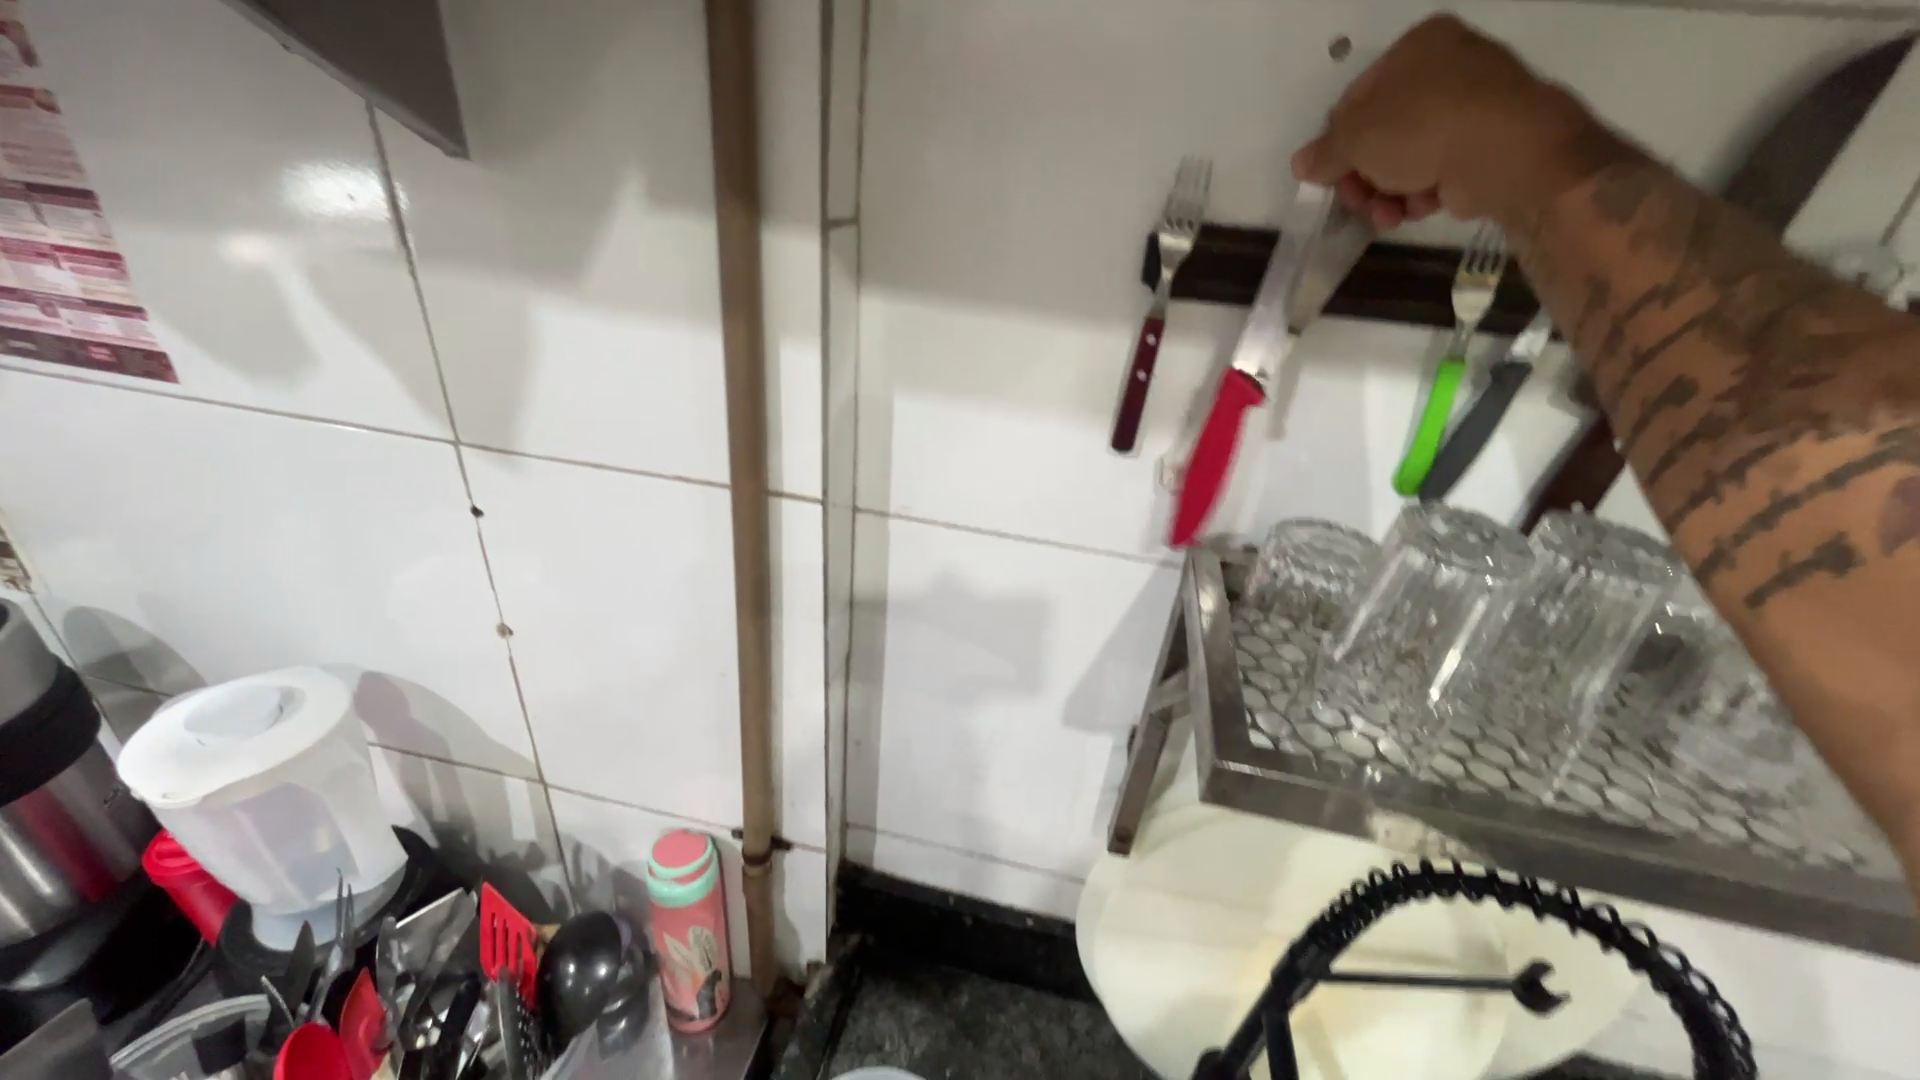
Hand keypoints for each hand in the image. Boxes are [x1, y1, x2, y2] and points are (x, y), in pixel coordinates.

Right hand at [1293, 16, 1617, 228]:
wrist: (1505, 151)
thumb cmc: (1421, 127)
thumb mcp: (1355, 138)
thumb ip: (1324, 152)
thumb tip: (1301, 164)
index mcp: (1417, 46)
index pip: (1357, 98)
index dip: (1337, 143)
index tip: (1330, 177)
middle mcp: (1448, 66)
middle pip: (1381, 133)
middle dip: (1363, 176)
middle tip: (1357, 201)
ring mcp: (1473, 104)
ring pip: (1408, 156)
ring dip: (1387, 193)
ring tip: (1387, 215)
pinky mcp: (1488, 142)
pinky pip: (1439, 168)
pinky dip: (1422, 193)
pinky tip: (1417, 208)